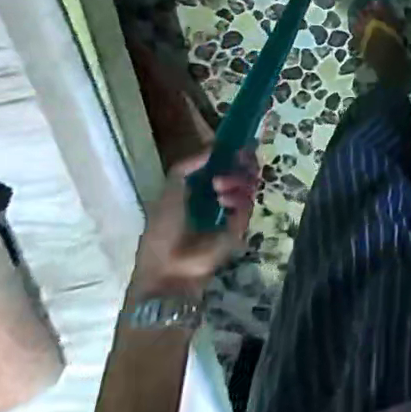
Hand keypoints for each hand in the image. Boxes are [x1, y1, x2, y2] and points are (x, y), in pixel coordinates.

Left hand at [131, 146, 259, 297]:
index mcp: (201, 190)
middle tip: (241, 156)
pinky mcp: (241, 227)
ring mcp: (232, 213)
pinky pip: (248, 205)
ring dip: (237, 179)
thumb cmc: (162, 229)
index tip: (238, 144)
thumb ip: (186, 166)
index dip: (232, 154)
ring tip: (219, 186)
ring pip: (248, 186)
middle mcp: (219, 199)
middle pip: (242, 173)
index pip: (225, 166)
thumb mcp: (169, 191)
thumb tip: (212, 146)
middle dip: (242, 163)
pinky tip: (225, 201)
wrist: (168, 267)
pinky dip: (239, 198)